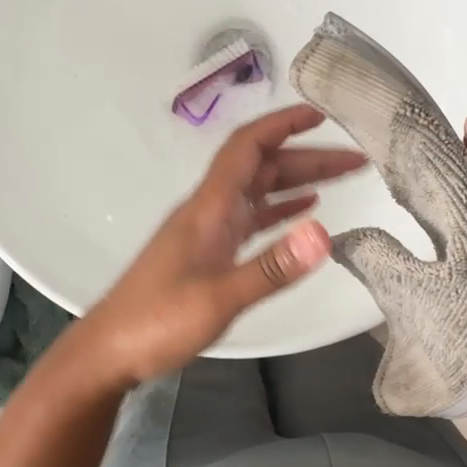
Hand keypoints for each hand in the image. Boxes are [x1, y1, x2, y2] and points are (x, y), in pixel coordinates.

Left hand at [79, 105, 366, 382]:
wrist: (111, 350)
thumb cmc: (157, 321)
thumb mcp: (220, 299)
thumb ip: (272, 269)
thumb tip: (324, 234)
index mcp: (209, 207)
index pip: (247, 147)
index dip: (282, 125)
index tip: (320, 115)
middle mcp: (209, 210)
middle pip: (261, 167)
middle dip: (307, 157)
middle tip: (356, 160)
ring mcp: (208, 231)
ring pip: (258, 191)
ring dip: (298, 181)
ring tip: (342, 180)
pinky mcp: (208, 253)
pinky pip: (251, 218)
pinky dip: (281, 210)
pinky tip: (304, 213)